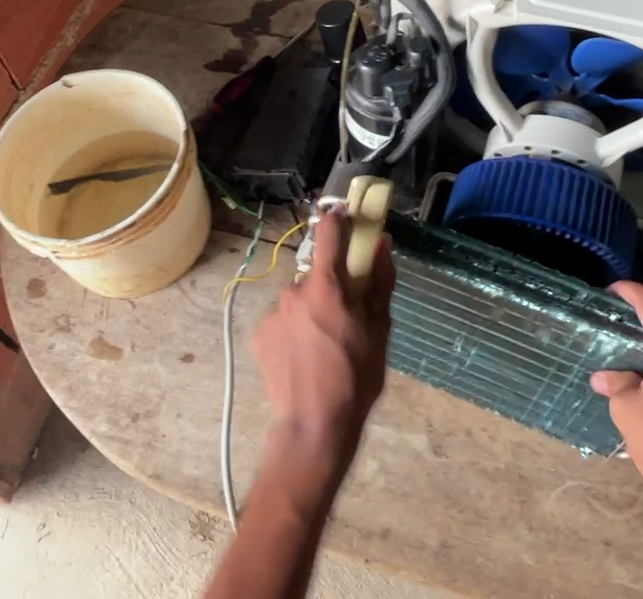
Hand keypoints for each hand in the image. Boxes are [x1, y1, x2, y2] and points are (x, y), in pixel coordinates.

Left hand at [253, 210, 394, 472]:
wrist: (314, 427)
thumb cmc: (356, 377)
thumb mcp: (380, 329)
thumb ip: (379, 281)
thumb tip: (382, 243)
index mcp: (326, 285)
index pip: (328, 232)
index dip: (339, 219)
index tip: (348, 216)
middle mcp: (294, 291)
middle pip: (316, 273)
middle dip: (331, 285)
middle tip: (347, 316)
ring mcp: (273, 314)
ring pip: (299, 299)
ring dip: (312, 310)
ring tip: (325, 345)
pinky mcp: (260, 335)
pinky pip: (283, 321)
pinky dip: (295, 330)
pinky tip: (305, 357)